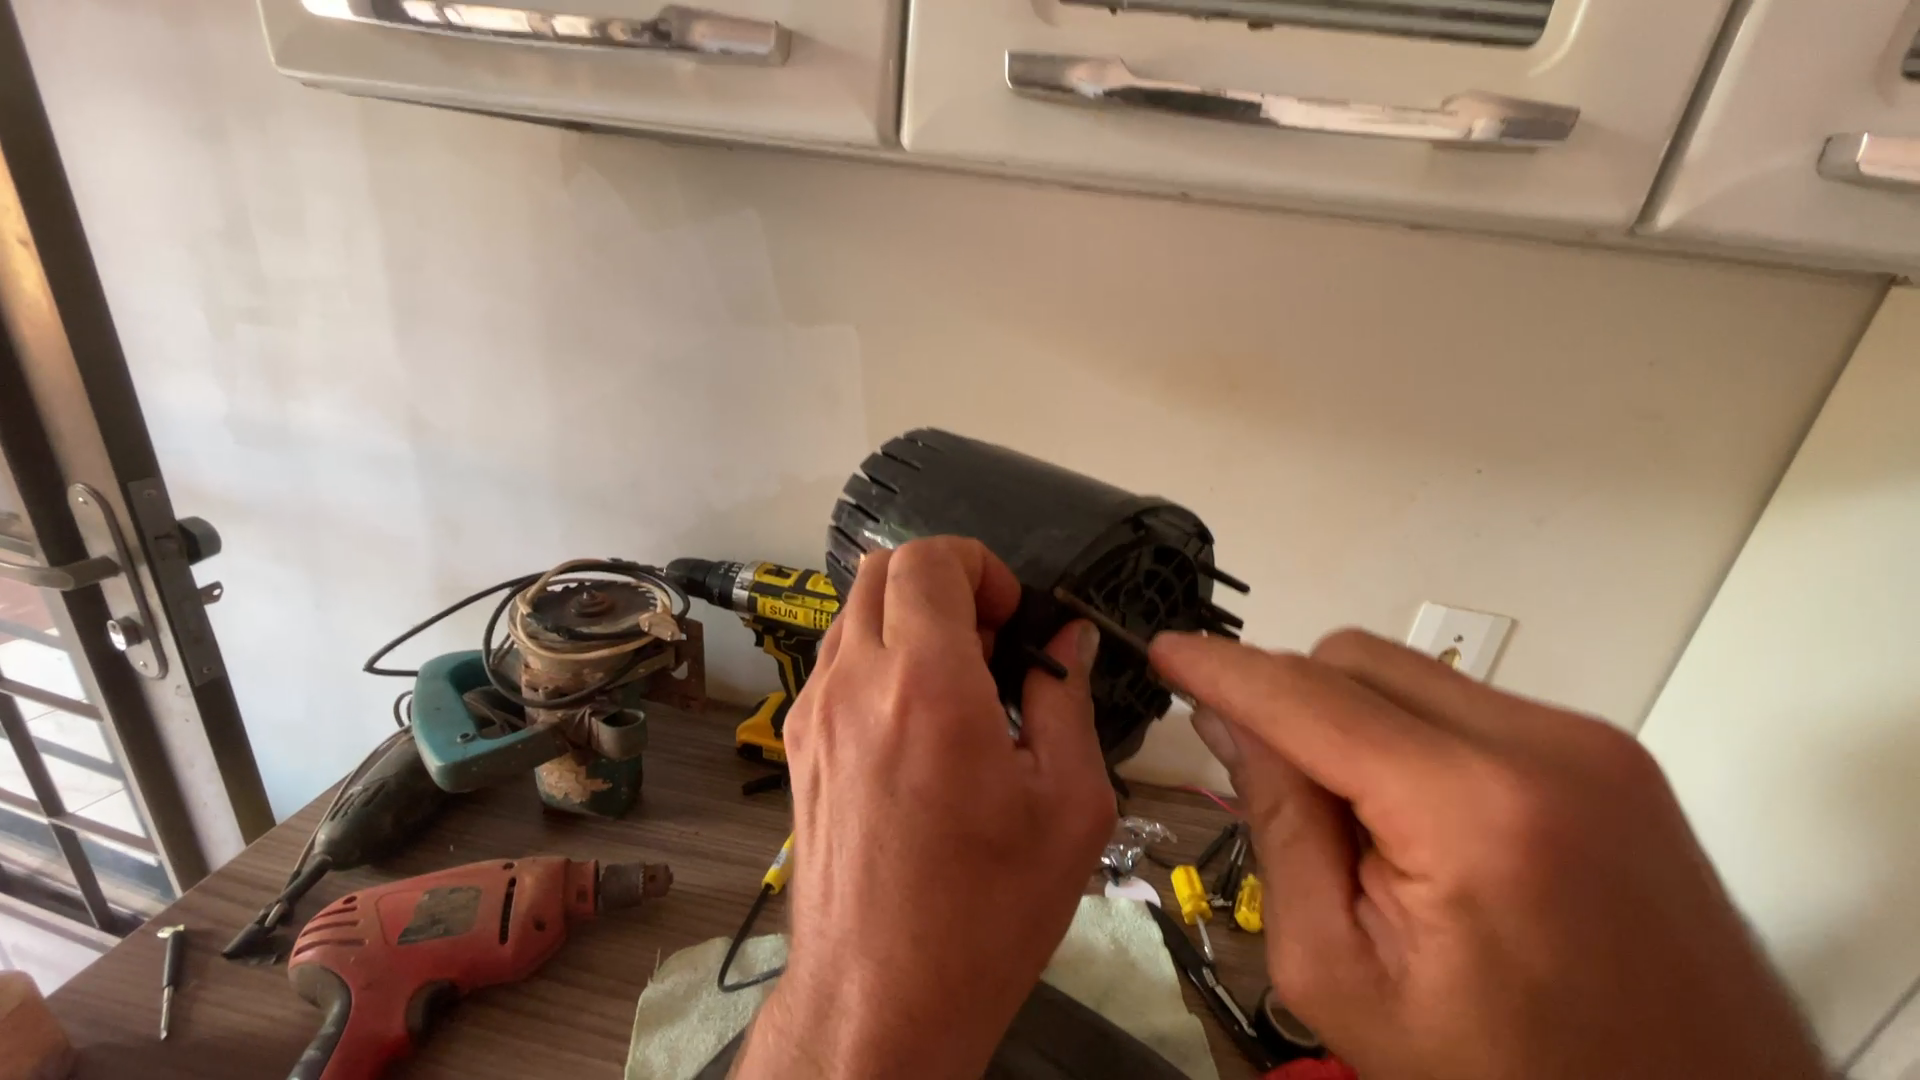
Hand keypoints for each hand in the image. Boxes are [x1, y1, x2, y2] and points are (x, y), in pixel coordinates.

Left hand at [733, 539, 1115, 1079]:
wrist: (880, 997)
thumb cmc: (986, 911)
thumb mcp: (1068, 804)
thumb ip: (1065, 699)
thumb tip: (1065, 640)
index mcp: (926, 686)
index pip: (929, 560)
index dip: (979, 565)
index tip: (1011, 615)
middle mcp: (856, 684)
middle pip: (881, 569)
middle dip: (943, 579)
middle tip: (988, 639)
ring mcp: (814, 713)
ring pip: (853, 611)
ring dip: (907, 616)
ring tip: (956, 680)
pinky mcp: (799, 744)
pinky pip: (836, 662)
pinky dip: (878, 655)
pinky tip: (917, 718)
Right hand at [1152, 629, 1826, 1079]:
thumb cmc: (1496, 1077)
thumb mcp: (1338, 973)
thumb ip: (1279, 828)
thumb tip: (1230, 722)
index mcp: (1473, 810)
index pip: (1306, 699)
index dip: (1221, 669)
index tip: (1161, 650)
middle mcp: (1544, 744)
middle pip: (1352, 660)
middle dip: (1284, 698)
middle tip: (1268, 784)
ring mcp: (1590, 742)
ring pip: (1404, 672)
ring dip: (1343, 716)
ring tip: (1356, 820)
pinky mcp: (1611, 754)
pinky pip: (1459, 701)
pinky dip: (1404, 733)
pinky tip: (1417, 819)